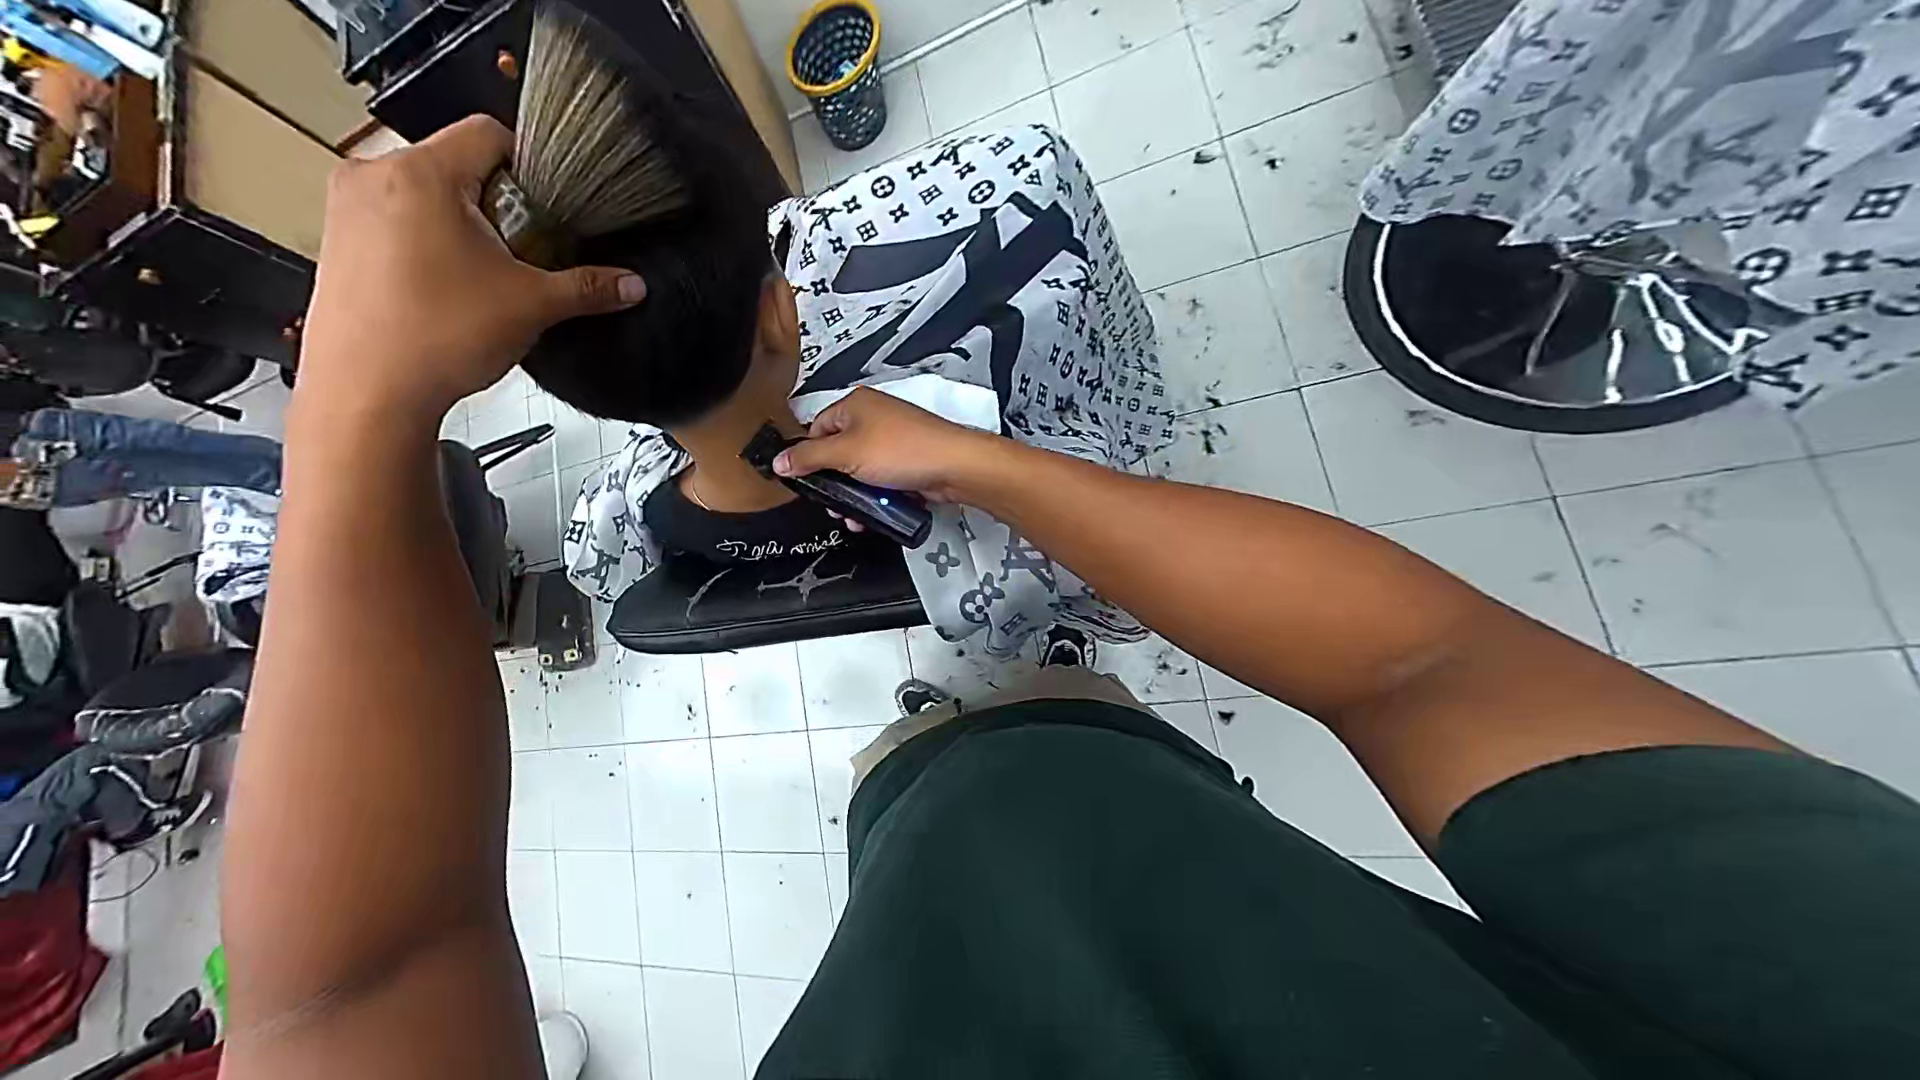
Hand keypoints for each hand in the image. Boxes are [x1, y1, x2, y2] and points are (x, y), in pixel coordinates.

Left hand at [295, 115, 646, 421]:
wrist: (369, 391)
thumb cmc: (435, 338)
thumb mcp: (533, 306)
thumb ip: (589, 288)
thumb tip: (632, 285)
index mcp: (421, 175)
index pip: (488, 133)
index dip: (532, 166)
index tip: (549, 208)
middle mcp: (374, 178)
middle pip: (460, 166)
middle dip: (503, 207)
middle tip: (525, 255)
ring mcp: (349, 208)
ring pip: (430, 196)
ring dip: (469, 227)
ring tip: (490, 278)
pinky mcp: (341, 240)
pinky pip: (401, 221)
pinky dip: (436, 245)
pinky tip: (456, 290)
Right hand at [772, 386, 1005, 505]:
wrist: (953, 467)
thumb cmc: (907, 450)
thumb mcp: (846, 454)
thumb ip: (809, 458)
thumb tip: (782, 461)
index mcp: (855, 405)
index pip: (816, 428)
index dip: (809, 456)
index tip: (804, 478)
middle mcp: (874, 418)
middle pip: (838, 453)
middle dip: (834, 483)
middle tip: (834, 502)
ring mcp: (893, 440)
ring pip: (860, 471)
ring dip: (855, 495)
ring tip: (855, 513)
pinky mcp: (907, 461)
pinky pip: (882, 480)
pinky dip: (876, 496)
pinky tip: (876, 511)